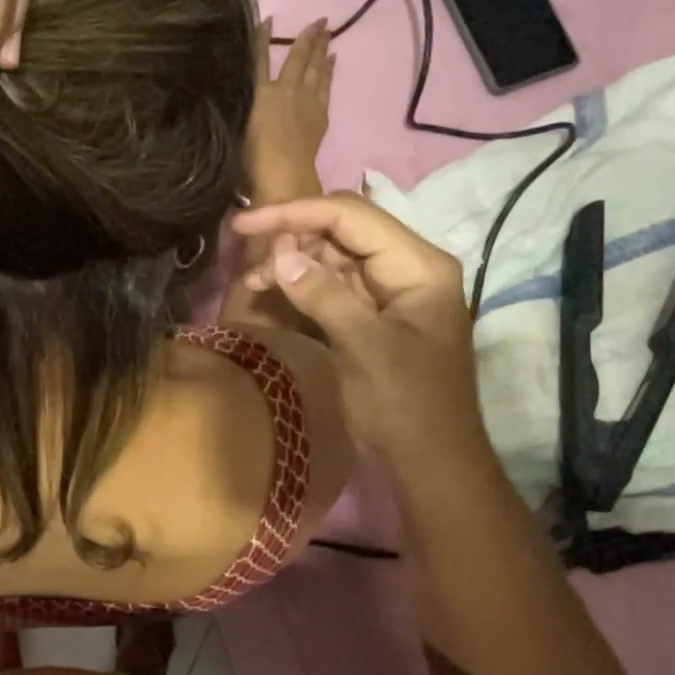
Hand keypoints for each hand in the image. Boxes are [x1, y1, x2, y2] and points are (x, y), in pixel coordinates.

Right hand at [233, 193, 486, 467]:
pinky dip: (301, 287)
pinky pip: (332, 287)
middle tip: (245, 258)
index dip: (296, 214)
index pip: (353, 218)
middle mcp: (407, 270)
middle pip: (343, 231)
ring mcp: (390, 295)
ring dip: (292, 264)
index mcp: (419, 267)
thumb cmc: (405, 404)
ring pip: (333, 259)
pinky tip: (271, 295)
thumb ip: (325, 295)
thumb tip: (280, 256)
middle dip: (292, 237)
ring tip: (252, 284)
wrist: (429, 460)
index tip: (244, 223)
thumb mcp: (365, 347)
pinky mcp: (373, 318)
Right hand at [245, 18, 333, 205]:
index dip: (261, 41)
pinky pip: (326, 84)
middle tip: (318, 19)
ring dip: (321, 48)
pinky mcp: (320, 114)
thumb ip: (239, 113)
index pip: (259, 61)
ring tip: (326, 32)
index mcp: (260, 96)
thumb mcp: (236, 134)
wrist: (283, 177)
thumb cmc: (250, 163)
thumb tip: (235, 100)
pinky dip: (329, 70)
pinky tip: (333, 59)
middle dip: (306, 38)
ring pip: (315, 67)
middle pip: (297, 58)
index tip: (266, 19)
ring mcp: (307, 101)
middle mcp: (285, 91)